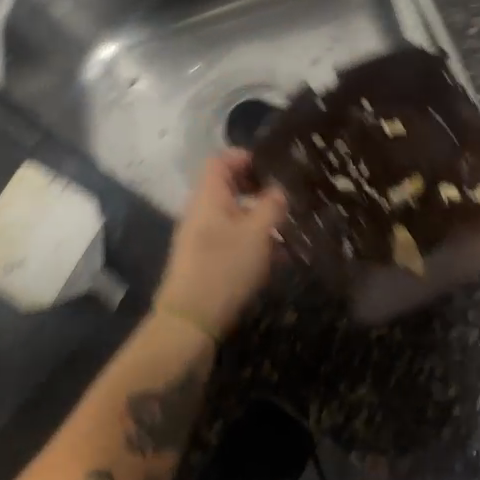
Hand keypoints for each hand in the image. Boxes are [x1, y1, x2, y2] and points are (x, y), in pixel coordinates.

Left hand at [154, 150, 287, 338]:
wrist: (190, 322)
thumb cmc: (224, 268)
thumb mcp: (257, 233)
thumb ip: (272, 205)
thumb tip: (279, 188)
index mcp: (209, 197)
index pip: (221, 160)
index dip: (246, 157)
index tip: (274, 167)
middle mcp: (201, 212)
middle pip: (228, 187)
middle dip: (258, 189)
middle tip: (288, 197)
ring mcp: (201, 238)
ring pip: (234, 216)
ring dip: (260, 219)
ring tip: (289, 229)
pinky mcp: (206, 261)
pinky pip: (232, 240)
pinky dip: (254, 242)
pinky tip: (278, 258)